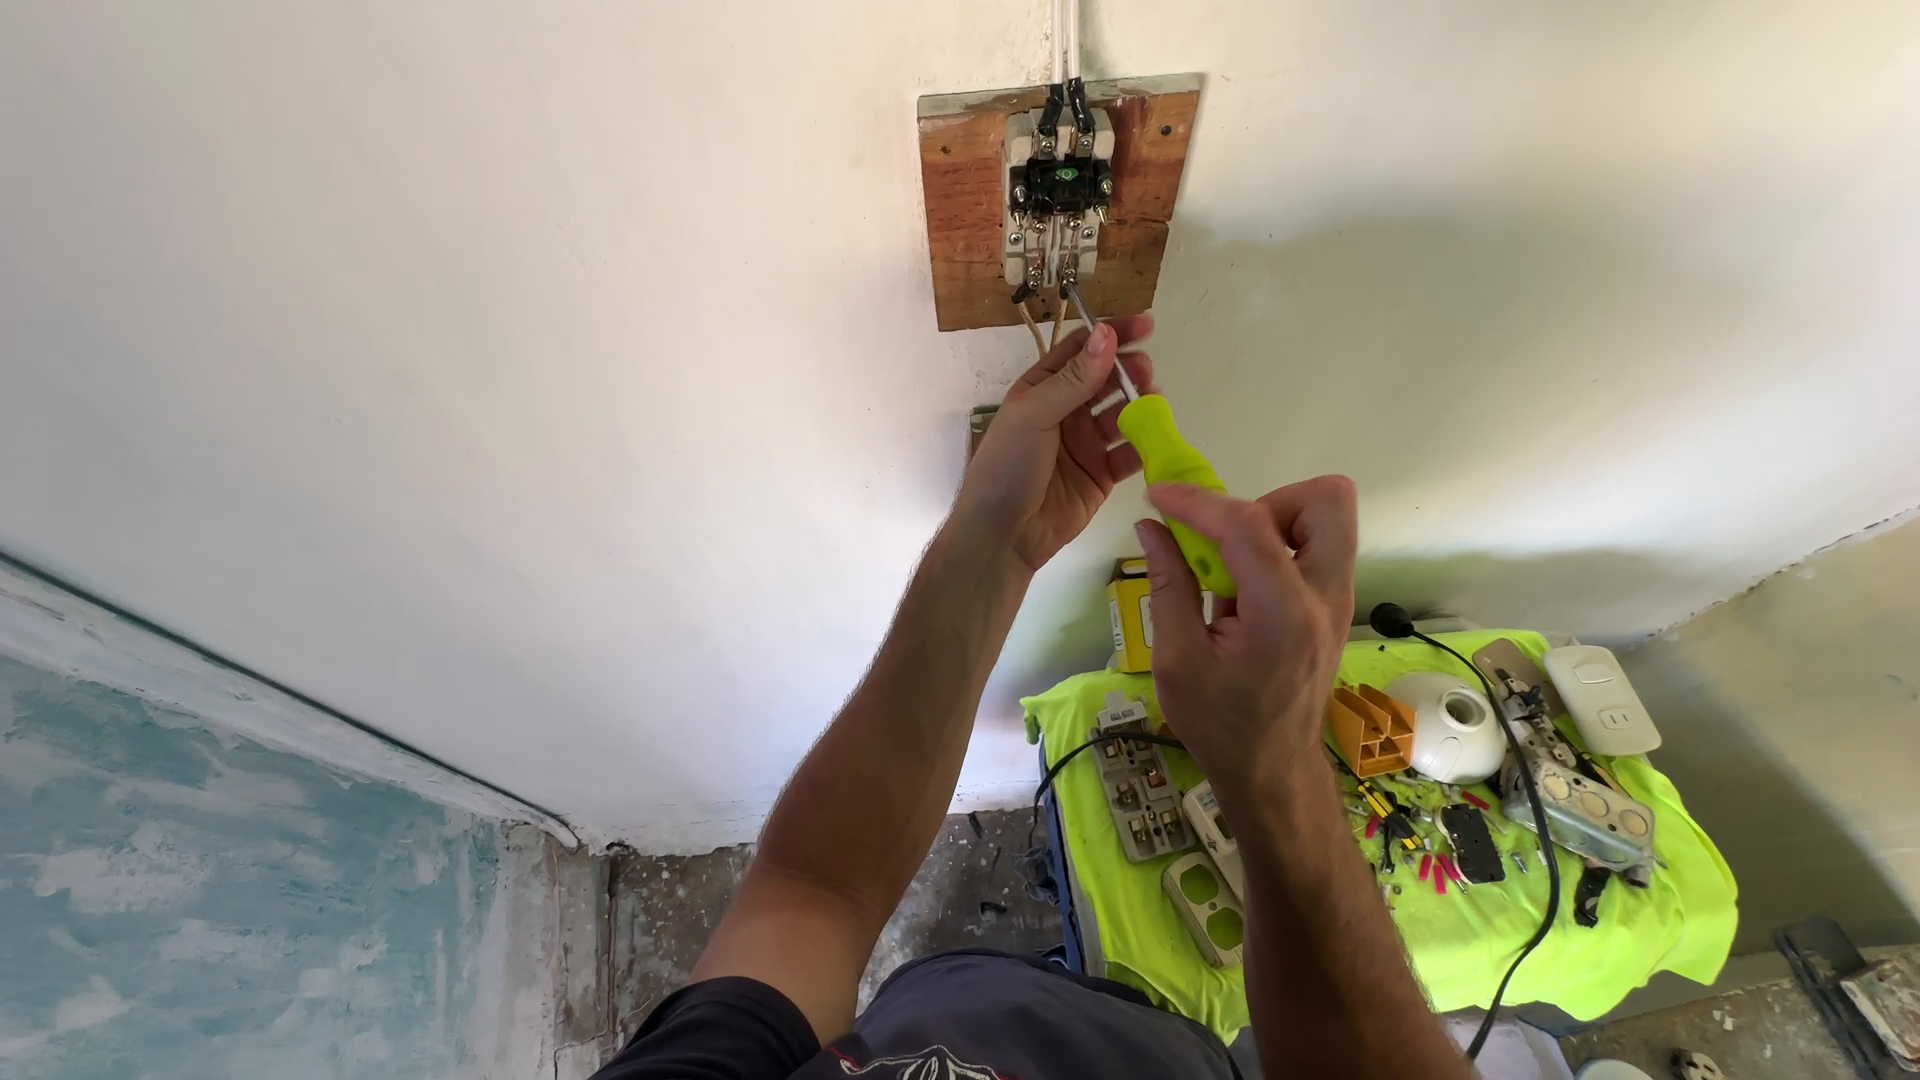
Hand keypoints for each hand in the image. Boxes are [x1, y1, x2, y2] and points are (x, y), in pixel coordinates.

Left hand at [952, 315, 1156, 571]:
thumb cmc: (1008, 466)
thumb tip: (1107, 334)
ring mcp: (1085, 445)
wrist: (1003, 533)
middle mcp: (1065, 413)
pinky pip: (1129, 454)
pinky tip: (1155, 437)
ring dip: (1140, 404)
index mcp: (1042, 390)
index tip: (1146, 325)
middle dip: (1129, 371)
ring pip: (1122, 415)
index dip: (1111, 335)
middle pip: (1106, 381)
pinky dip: (1145, 444)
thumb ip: (1074, 378)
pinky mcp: (1101, 476)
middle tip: (1146, 371)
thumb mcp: (1034, 413)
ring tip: (1153, 401)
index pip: (1080, 350)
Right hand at [1135, 477, 1357, 790]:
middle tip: (1224, 537)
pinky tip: (1240, 587)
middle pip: (1327, 500)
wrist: (1271, 771)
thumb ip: (1167, 584)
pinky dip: (1277, 547)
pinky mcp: (1333, 608)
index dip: (1197, 501)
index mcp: (1283, 613)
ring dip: (1274, 522)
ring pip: (1329, 518)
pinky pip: (1316, 548)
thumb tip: (1151, 526)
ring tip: (1229, 563)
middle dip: (1267, 501)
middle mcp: (1325, 597)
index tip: (1158, 496)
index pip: (1249, 525)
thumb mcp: (1176, 657)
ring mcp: (1337, 602)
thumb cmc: (1218, 722)